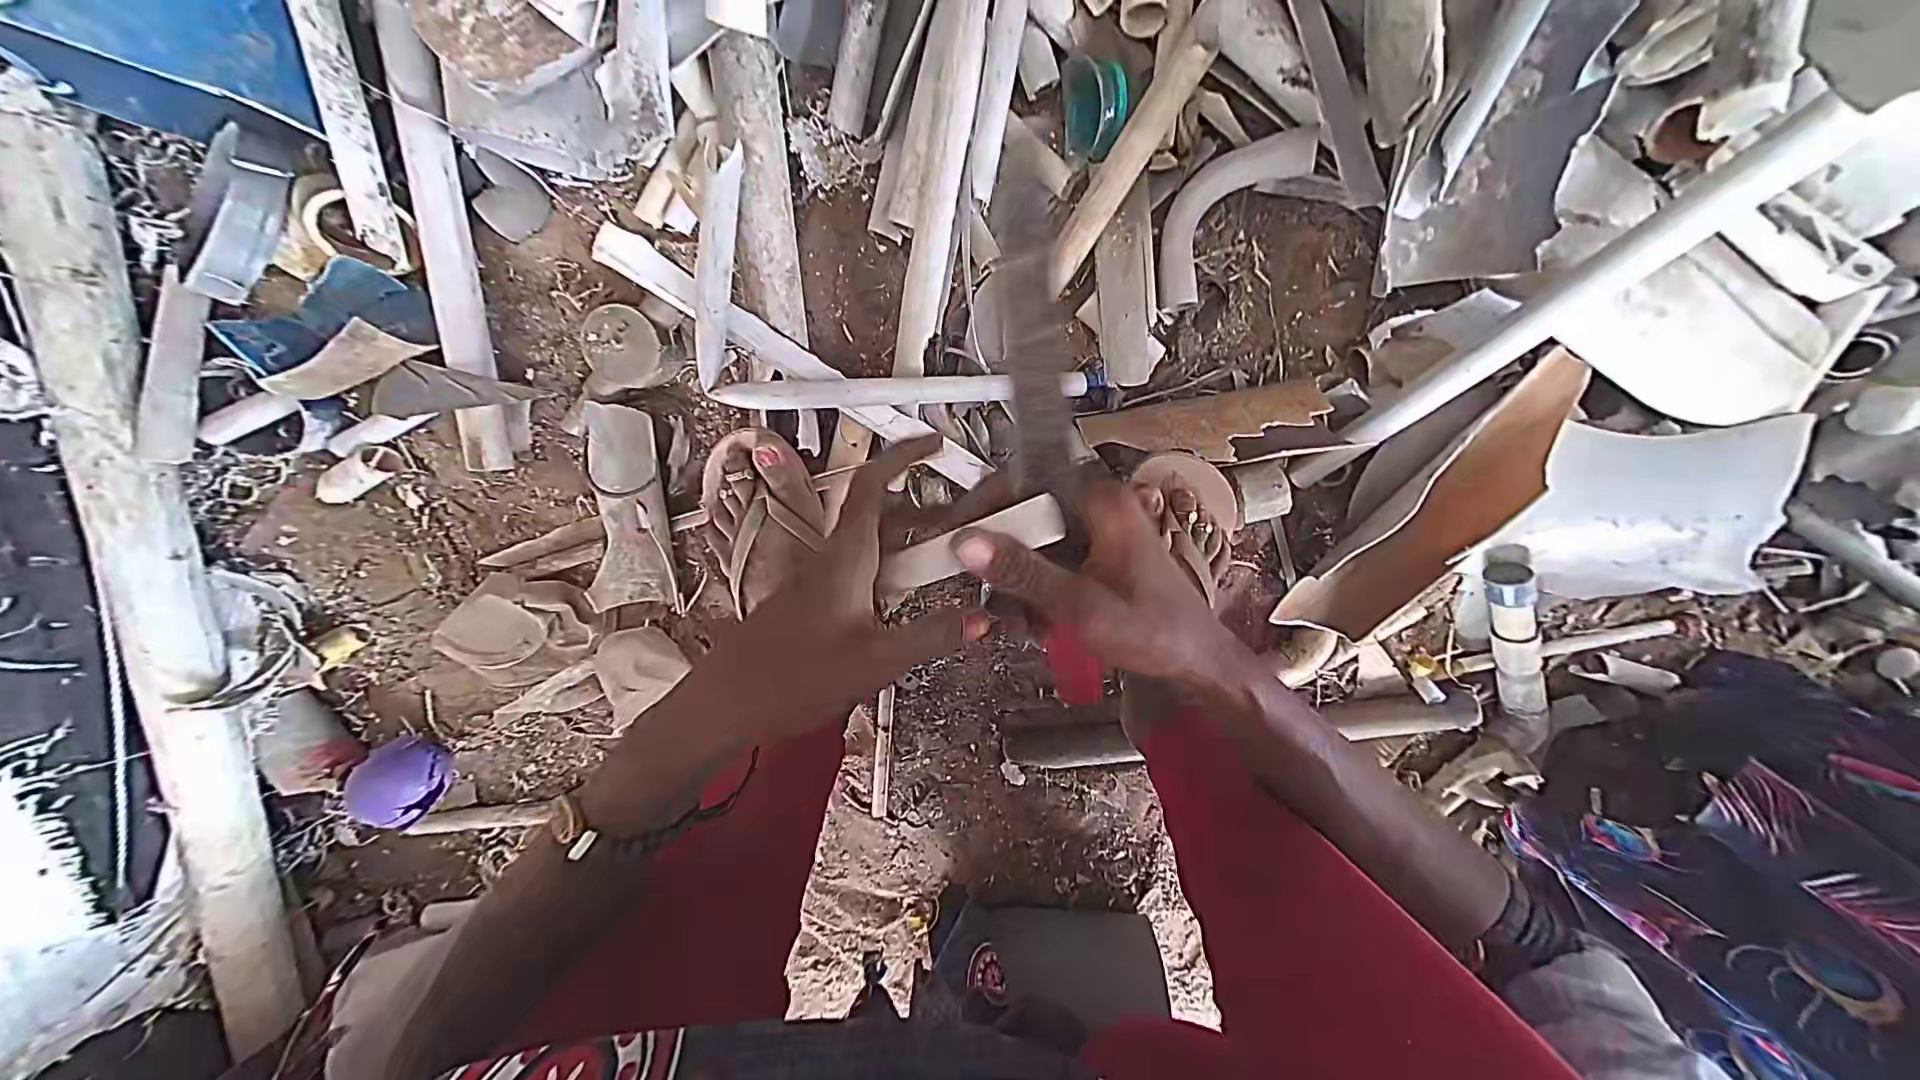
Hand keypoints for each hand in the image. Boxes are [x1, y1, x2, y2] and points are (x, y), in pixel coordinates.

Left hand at [693, 436, 988, 740]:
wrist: (730, 703)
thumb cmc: (788, 679)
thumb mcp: (877, 660)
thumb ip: (931, 635)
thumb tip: (977, 619)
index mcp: (845, 558)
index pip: (872, 485)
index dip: (903, 456)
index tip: (931, 444)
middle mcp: (831, 560)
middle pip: (881, 514)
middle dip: (924, 508)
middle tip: (961, 516)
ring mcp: (822, 580)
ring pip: (873, 544)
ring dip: (910, 541)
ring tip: (946, 557)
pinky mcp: (817, 602)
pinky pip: (862, 571)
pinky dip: (892, 570)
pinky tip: (909, 598)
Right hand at [953, 479, 1253, 692]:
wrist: (1193, 661)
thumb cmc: (1159, 633)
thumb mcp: (1082, 607)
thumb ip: (1024, 574)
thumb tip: (969, 544)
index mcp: (1102, 501)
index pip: (1022, 483)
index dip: (982, 511)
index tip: (953, 540)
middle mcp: (1096, 507)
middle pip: (1020, 516)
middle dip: (1001, 563)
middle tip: (991, 598)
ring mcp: (1092, 530)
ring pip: (1027, 543)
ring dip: (1016, 586)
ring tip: (1027, 622)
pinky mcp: (1089, 553)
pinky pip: (1043, 561)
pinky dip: (1033, 592)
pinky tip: (1041, 622)